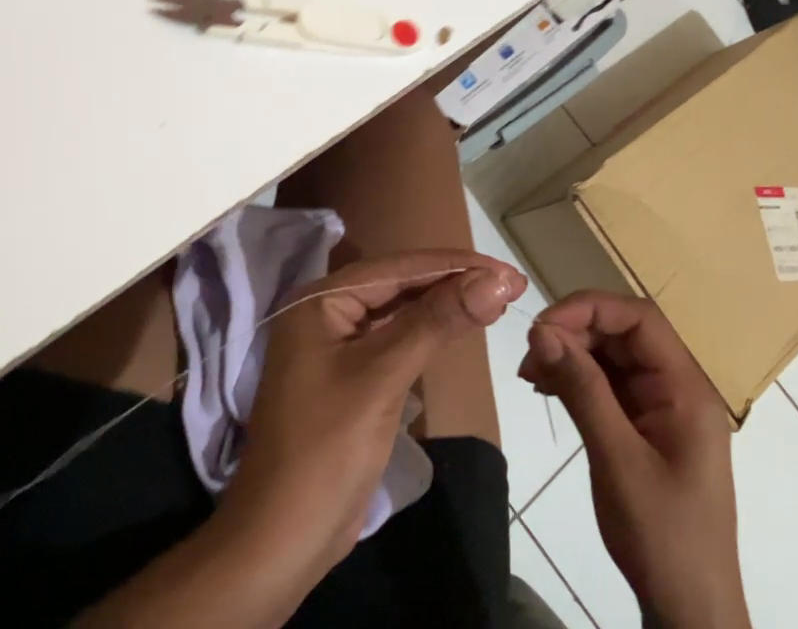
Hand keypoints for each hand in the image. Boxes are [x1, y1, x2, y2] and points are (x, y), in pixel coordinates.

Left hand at [75, 250, 522, 628]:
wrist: (284, 533)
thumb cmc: (327, 448)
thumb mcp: (382, 377)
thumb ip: (436, 322)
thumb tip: (494, 278)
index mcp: (318, 301)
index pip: (396, 267)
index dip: (455, 265)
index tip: (510, 270)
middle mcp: (322, 314)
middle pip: (396, 285)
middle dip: (452, 283)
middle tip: (512, 286)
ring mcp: (333, 348)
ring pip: (396, 314)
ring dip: (442, 307)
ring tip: (496, 301)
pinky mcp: (347, 380)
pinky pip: (392, 343)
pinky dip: (426, 335)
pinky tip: (458, 331)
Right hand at [518, 291, 748, 628]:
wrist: (688, 605)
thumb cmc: (661, 532)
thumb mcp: (616, 458)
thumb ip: (582, 389)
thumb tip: (541, 330)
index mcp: (686, 388)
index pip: (639, 319)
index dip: (588, 309)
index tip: (540, 327)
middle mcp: (677, 388)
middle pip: (623, 333)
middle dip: (572, 333)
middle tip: (527, 355)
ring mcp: (661, 408)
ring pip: (611, 357)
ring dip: (569, 355)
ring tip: (529, 374)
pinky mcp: (644, 428)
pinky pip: (608, 385)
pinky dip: (575, 379)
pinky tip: (546, 388)